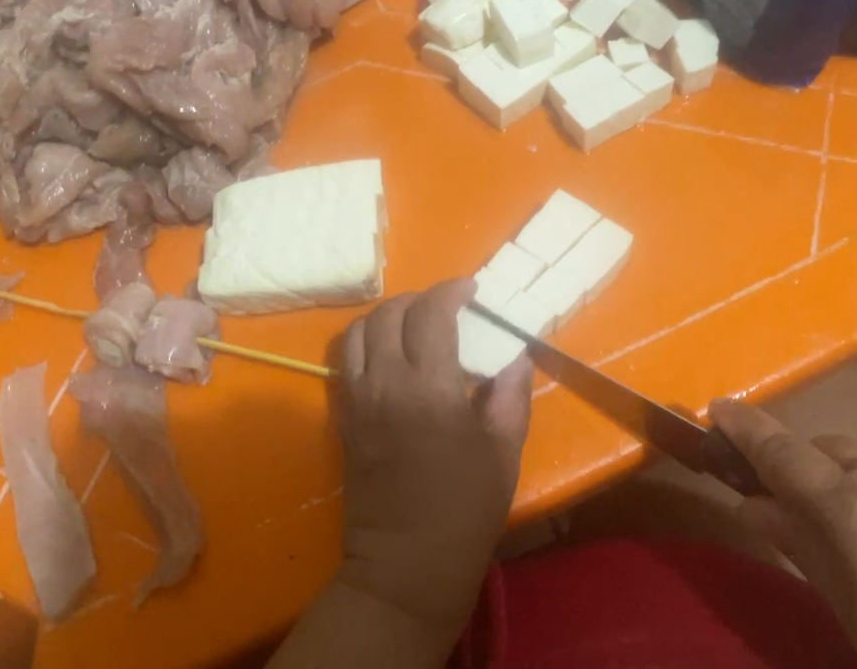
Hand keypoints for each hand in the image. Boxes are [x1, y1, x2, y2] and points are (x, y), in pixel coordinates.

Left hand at [336, 278, 533, 631]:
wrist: (404, 565)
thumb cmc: (464, 511)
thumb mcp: (503, 453)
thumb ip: (509, 395)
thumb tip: (514, 355)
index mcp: (430, 387)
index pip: (432, 313)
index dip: (451, 291)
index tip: (470, 290)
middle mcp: (386, 381)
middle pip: (390, 312)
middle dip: (418, 298)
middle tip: (444, 307)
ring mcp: (357, 398)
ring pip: (360, 330)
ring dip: (387, 316)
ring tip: (412, 325)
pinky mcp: (342, 416)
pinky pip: (346, 360)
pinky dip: (366, 342)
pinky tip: (389, 355)